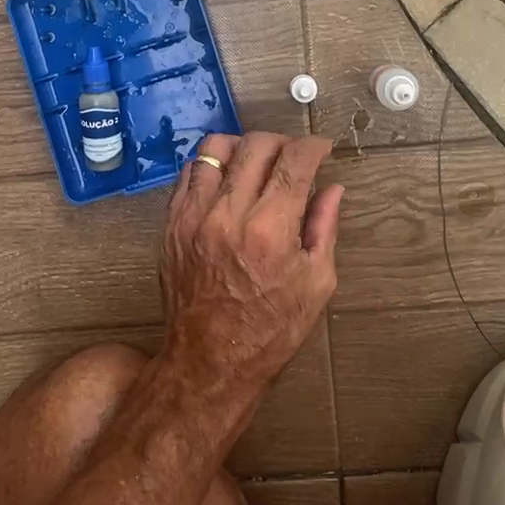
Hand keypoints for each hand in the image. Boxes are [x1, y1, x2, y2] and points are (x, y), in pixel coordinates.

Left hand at [158, 133, 344, 404]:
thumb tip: (333, 188)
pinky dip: (212, 167)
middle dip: (282, 142)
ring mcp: (193, 217)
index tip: (322, 148)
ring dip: (243, 148)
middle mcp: (228, 215)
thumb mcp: (316, 285)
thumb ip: (324, 228)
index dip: (314, 146)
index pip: (294, 162)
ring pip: (215, 149)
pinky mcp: (171, 223)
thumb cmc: (271, 330)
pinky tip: (227, 181)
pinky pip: (189, 173)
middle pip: (256, 145)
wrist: (209, 362)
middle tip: (293, 157)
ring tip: (257, 164)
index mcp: (271, 231)